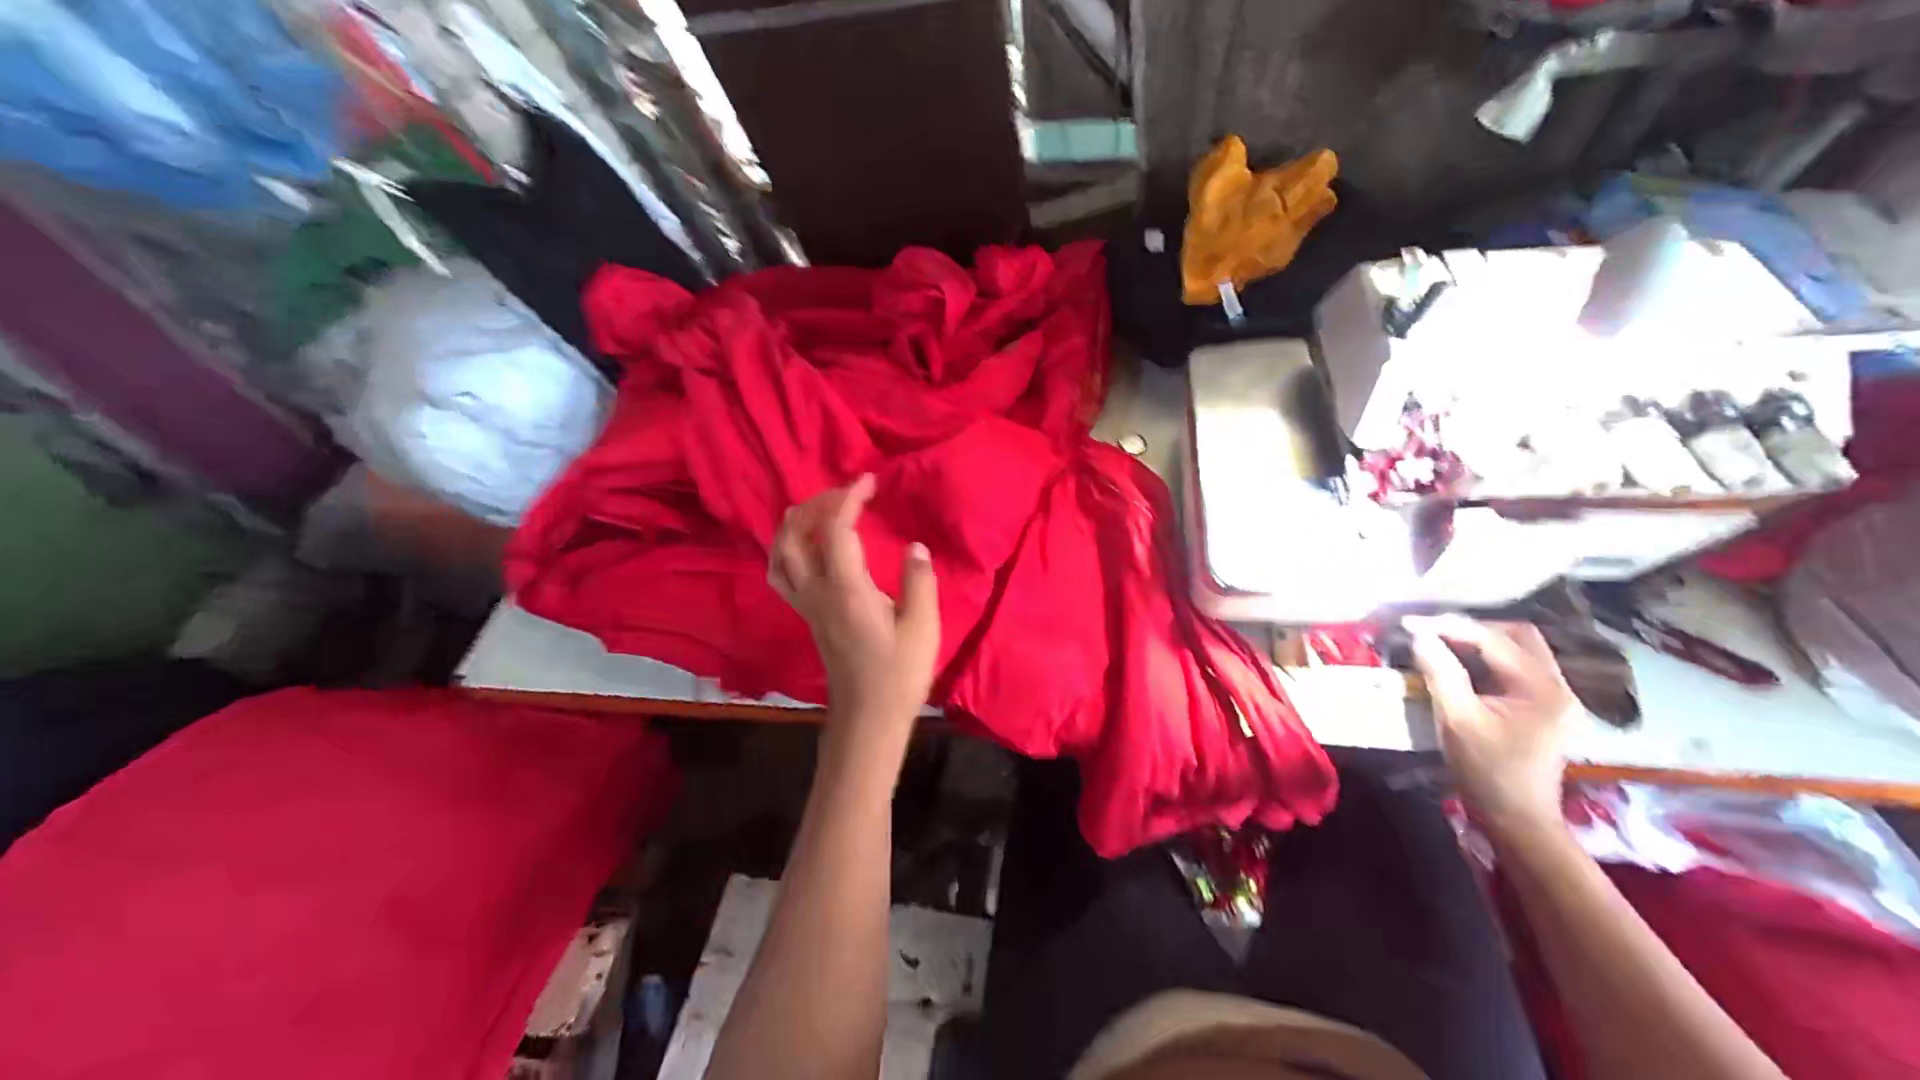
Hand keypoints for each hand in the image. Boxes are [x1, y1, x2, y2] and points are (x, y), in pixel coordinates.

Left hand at [769, 475, 939, 750]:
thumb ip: (919, 582)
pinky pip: (782, 573)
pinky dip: (787, 550)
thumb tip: (915, 546)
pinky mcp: (807, 615)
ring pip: (780, 554)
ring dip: (794, 525)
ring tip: (818, 511)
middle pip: (796, 535)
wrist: (868, 717)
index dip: (849, 498)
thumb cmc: (899, 674)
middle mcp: (817, 592)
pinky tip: (806, 547)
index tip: (869, 481)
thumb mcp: (922, 628)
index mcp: (846, 589)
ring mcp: (806, 605)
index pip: (836, 530)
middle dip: (817, 505)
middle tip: (846, 494)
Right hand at [1404, 616, 1581, 837]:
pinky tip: (1461, 667)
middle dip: (1472, 628)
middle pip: (1517, 636)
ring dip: (1479, 643)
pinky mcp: (1545, 707)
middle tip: (1431, 633)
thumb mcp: (1456, 720)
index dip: (1450, 627)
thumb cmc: (1487, 772)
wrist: (1517, 819)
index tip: (1411, 624)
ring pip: (1518, 650)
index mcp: (1542, 689)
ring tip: (1441, 646)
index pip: (1495, 640)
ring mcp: (1555, 697)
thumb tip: (1419, 636)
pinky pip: (1516, 669)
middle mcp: (1558, 686)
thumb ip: (1441, 673)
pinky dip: (1487, 660)